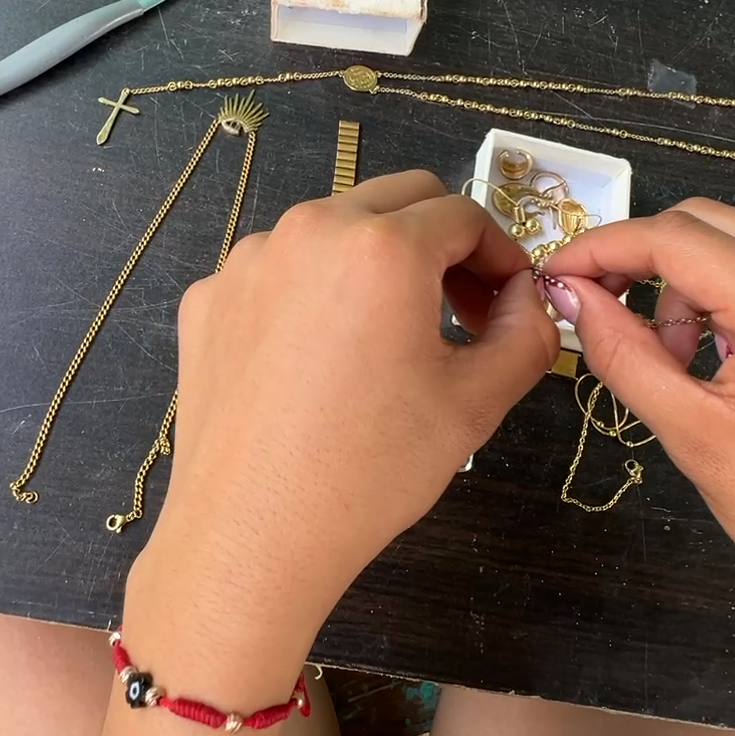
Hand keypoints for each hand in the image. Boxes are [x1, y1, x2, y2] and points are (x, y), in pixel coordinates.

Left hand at [103, 172, 556, 735]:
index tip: (507, 298)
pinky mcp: (208, 295)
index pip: (463, 212)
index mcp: (381, 245)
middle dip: (442, 242)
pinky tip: (310, 358)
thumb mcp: (476, 403)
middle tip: (458, 308)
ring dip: (373, 261)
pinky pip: (277, 269)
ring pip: (333, 228)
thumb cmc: (372, 469)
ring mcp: (247, 259)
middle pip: (399, 199)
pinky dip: (309, 290)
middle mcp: (308, 228)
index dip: (500, 251)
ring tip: (382, 334)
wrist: (251, 536)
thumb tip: (527, 295)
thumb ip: (526, 332)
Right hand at [539, 198, 734, 735]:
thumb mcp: (692, 436)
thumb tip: (568, 292)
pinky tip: (734, 353)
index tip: (558, 274)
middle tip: (610, 312)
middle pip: (710, 222)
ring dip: (693, 280)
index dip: (603, 246)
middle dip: (644, 258)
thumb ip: (621, 351)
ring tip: (683, 356)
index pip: (676, 238)